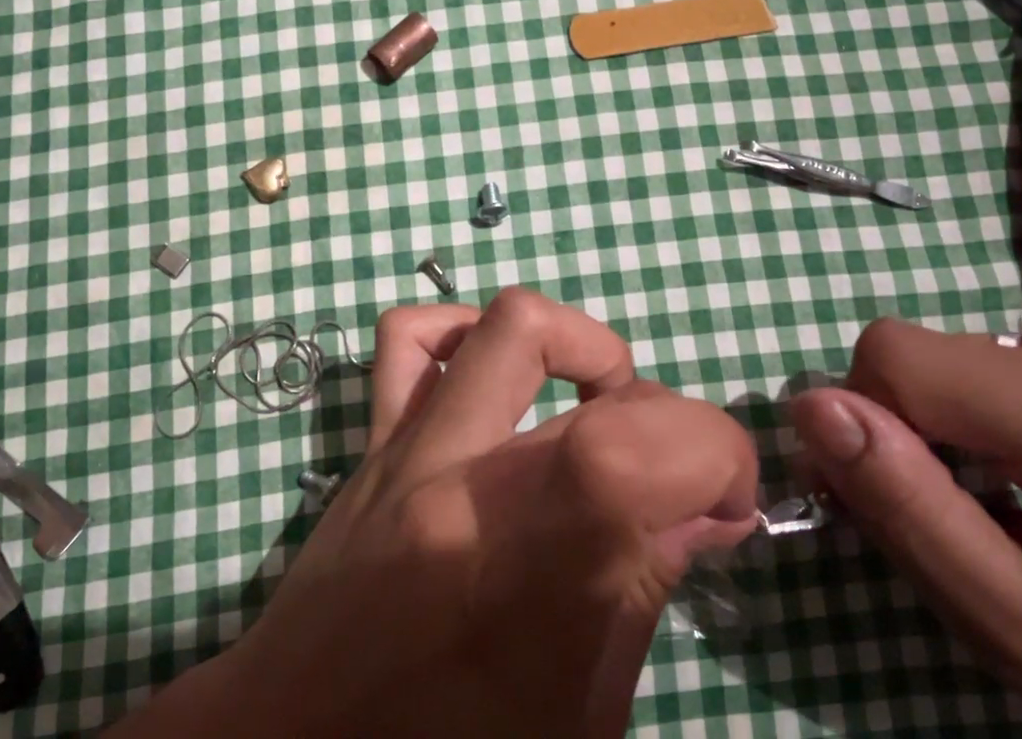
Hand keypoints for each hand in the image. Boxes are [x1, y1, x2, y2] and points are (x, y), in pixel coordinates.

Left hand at [111, 288, 759, 737]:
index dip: (723, 458)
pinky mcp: (372, 443)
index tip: (724, 510)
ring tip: (591, 408)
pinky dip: (466, 334)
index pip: (666, 439)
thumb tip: (704, 512)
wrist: (297, 738)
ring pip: (509, 325)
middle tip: (665, 483)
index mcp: (538, 558)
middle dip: (669, 416)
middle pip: (606, 378)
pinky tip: (496, 383)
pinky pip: (406, 341)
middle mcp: (474, 478)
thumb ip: (640, 588)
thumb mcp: (579, 706)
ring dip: (578, 349)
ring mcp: (413, 448)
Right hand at [791, 320, 1021, 737]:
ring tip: (997, 499)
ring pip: (956, 351)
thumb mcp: (1016, 635)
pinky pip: (1001, 356)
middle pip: (925, 351)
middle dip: (902, 425)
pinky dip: (986, 409)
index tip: (886, 498)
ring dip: (945, 420)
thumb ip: (912, 515)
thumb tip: (813, 406)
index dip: (863, 420)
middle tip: (945, 513)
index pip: (901, 357)